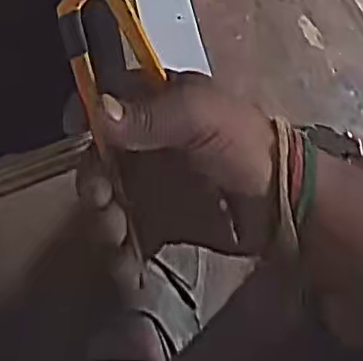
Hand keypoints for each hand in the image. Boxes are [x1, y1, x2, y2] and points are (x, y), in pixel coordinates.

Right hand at [77, 72, 279, 260]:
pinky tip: (128, 264)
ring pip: (106, 196)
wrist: (286, 202)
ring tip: (116, 236)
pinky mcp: (158, 221)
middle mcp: (142, 139)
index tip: (77, 137)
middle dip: (91, 179)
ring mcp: (149, 181)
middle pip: (96, 154)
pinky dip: (120, 251)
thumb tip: (100, 111)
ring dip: (102, 217)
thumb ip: (149, 115)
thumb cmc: (242, 142)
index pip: (101, 99)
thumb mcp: (199, 115)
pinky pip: (126, 234)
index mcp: (150, 101)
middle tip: (101, 201)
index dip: (83, 115)